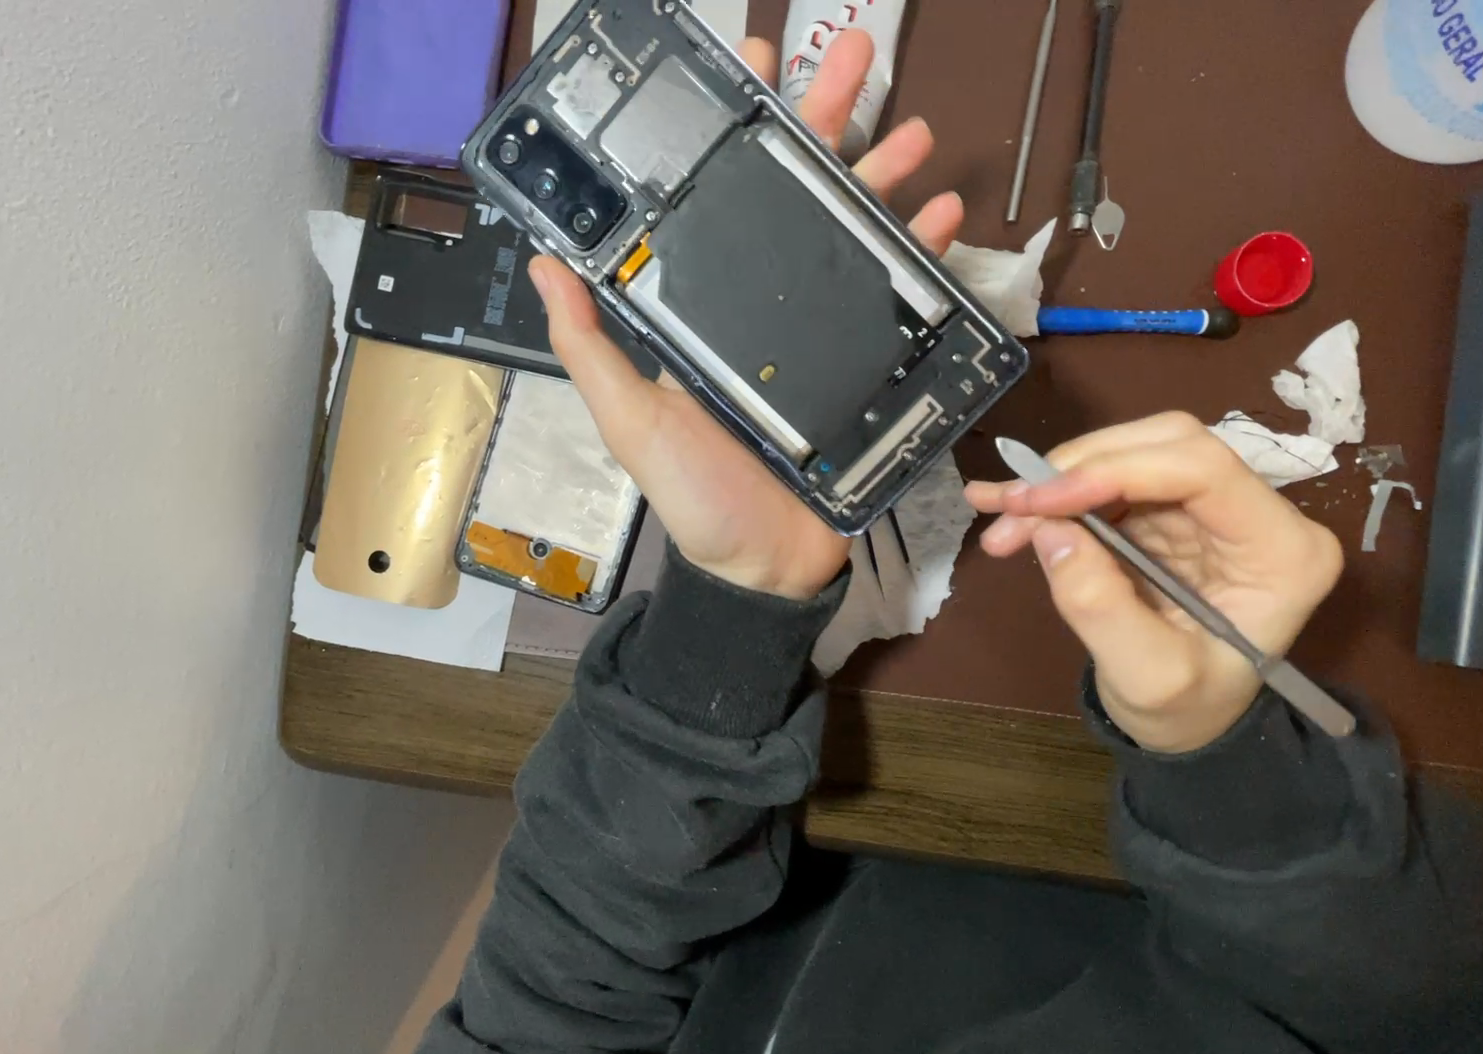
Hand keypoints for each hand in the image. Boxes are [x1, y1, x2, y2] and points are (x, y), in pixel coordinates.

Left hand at [526, 30, 964, 600]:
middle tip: (850, 59)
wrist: (764, 564)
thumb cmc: (696, 494)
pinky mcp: (863, 367)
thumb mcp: (630, 418)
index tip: (750, 69)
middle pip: (792, 205)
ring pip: (850, 238)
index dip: (736, 140)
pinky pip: (896, 303)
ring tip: (908, 129)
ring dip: (879, 179)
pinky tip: (938, 218)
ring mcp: (816, 336)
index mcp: (703, 314)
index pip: (720, 209)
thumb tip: (545, 265)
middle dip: (821, 128)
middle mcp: (760, 311)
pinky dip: (919, 259)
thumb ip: (590, 347)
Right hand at [964, 413, 1343, 752]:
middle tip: (1010, 506)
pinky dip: (1051, 491)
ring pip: (1127, 453)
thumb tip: (1049, 531)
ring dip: (1053, 480)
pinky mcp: (1164, 511)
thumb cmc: (1185, 708)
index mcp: (1280, 551)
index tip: (1042, 501)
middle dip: (1077, 469)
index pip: (1203, 469)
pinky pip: (1103, 478)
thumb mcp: (1147, 678)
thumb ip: (1101, 608)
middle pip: (1164, 445)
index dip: (1116, 469)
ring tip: (997, 515)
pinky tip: (1004, 506)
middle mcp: (1253, 512)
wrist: (1188, 721)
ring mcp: (1206, 507)